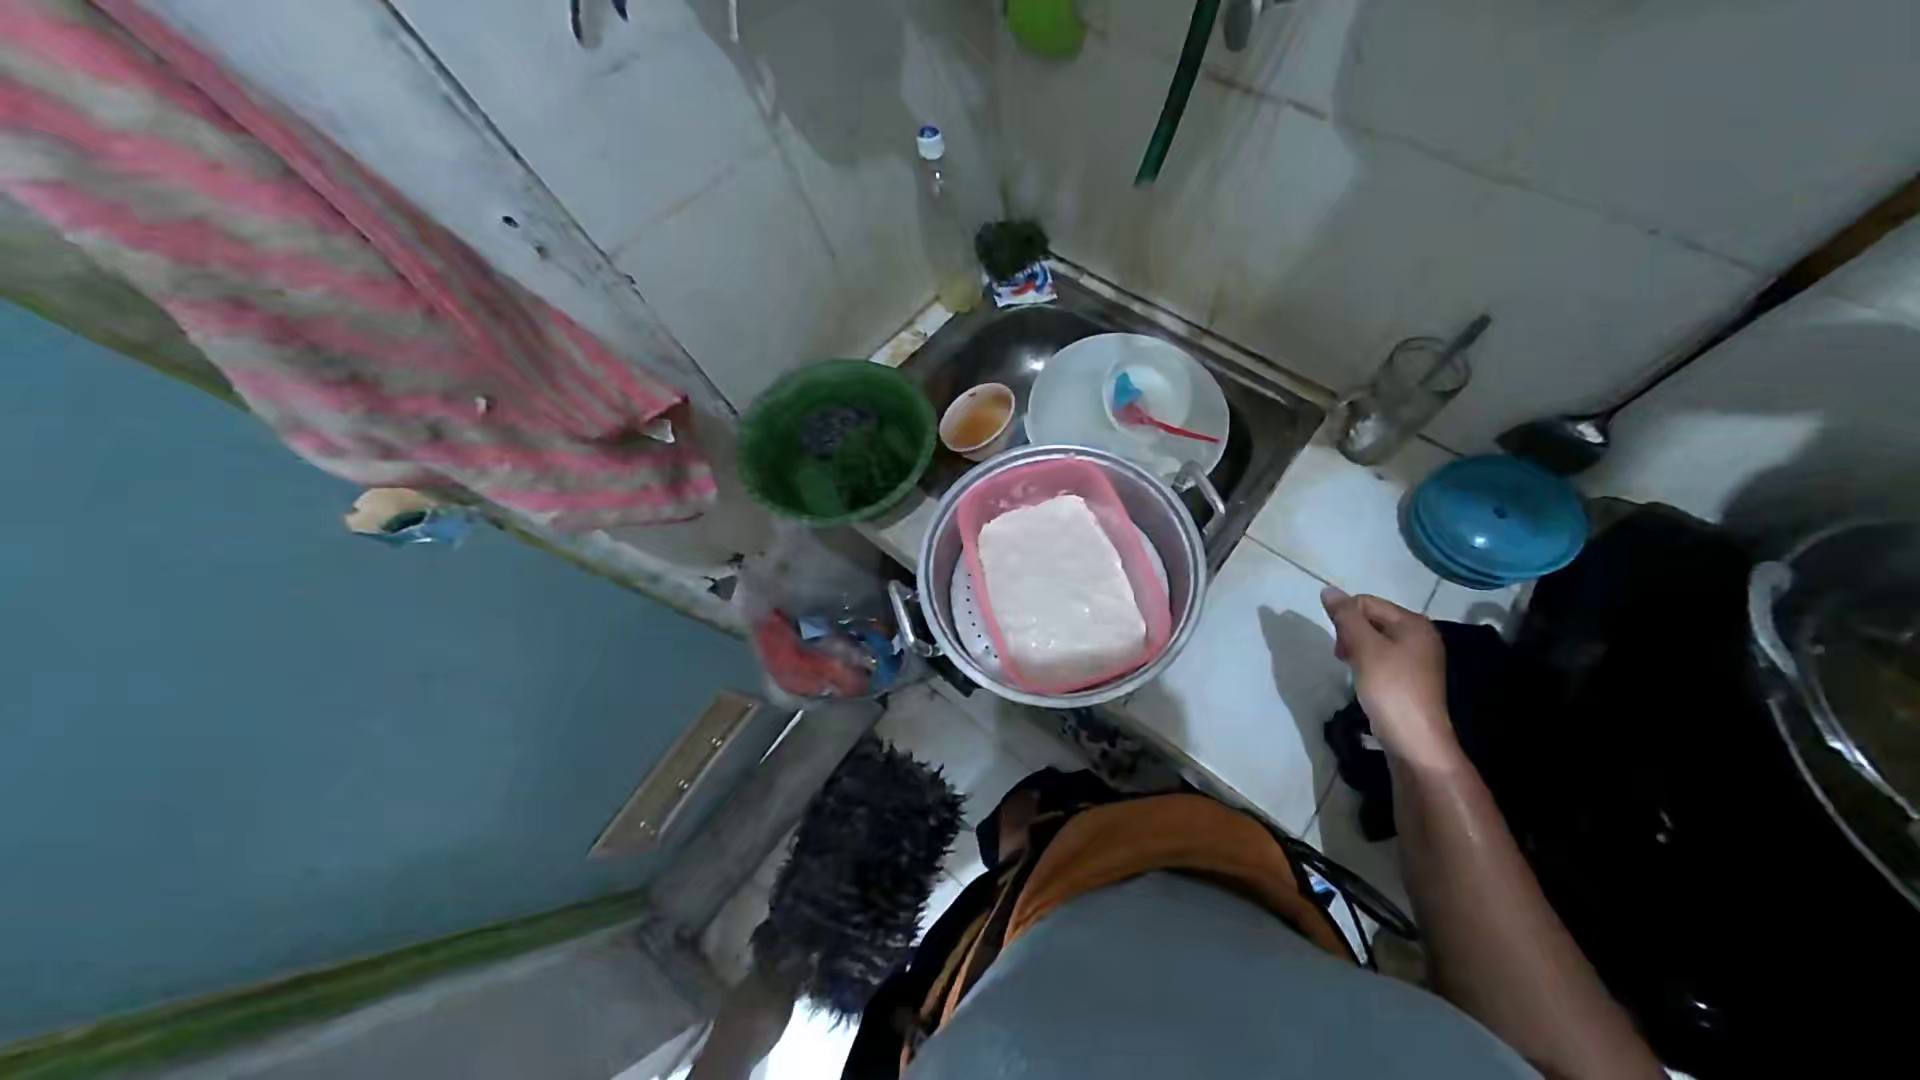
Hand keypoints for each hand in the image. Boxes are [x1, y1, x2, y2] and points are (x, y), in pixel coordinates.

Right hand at [1321, 587, 1462, 771]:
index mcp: (1413, 623)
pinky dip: (1367, 663)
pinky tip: (1364, 679)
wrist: (1415, 740)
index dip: (1346, 619)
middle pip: (1371, 619)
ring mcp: (1417, 658)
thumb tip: (1328, 589)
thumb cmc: (1390, 688)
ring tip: (1354, 669)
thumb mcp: (1364, 648)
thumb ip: (1345, 616)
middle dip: (1351, 633)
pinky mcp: (1410, 677)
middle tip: (1345, 657)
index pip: (1366, 602)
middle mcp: (1420, 635)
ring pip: (1373, 639)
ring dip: (1356, 649)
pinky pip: (1381, 657)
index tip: (1342, 646)